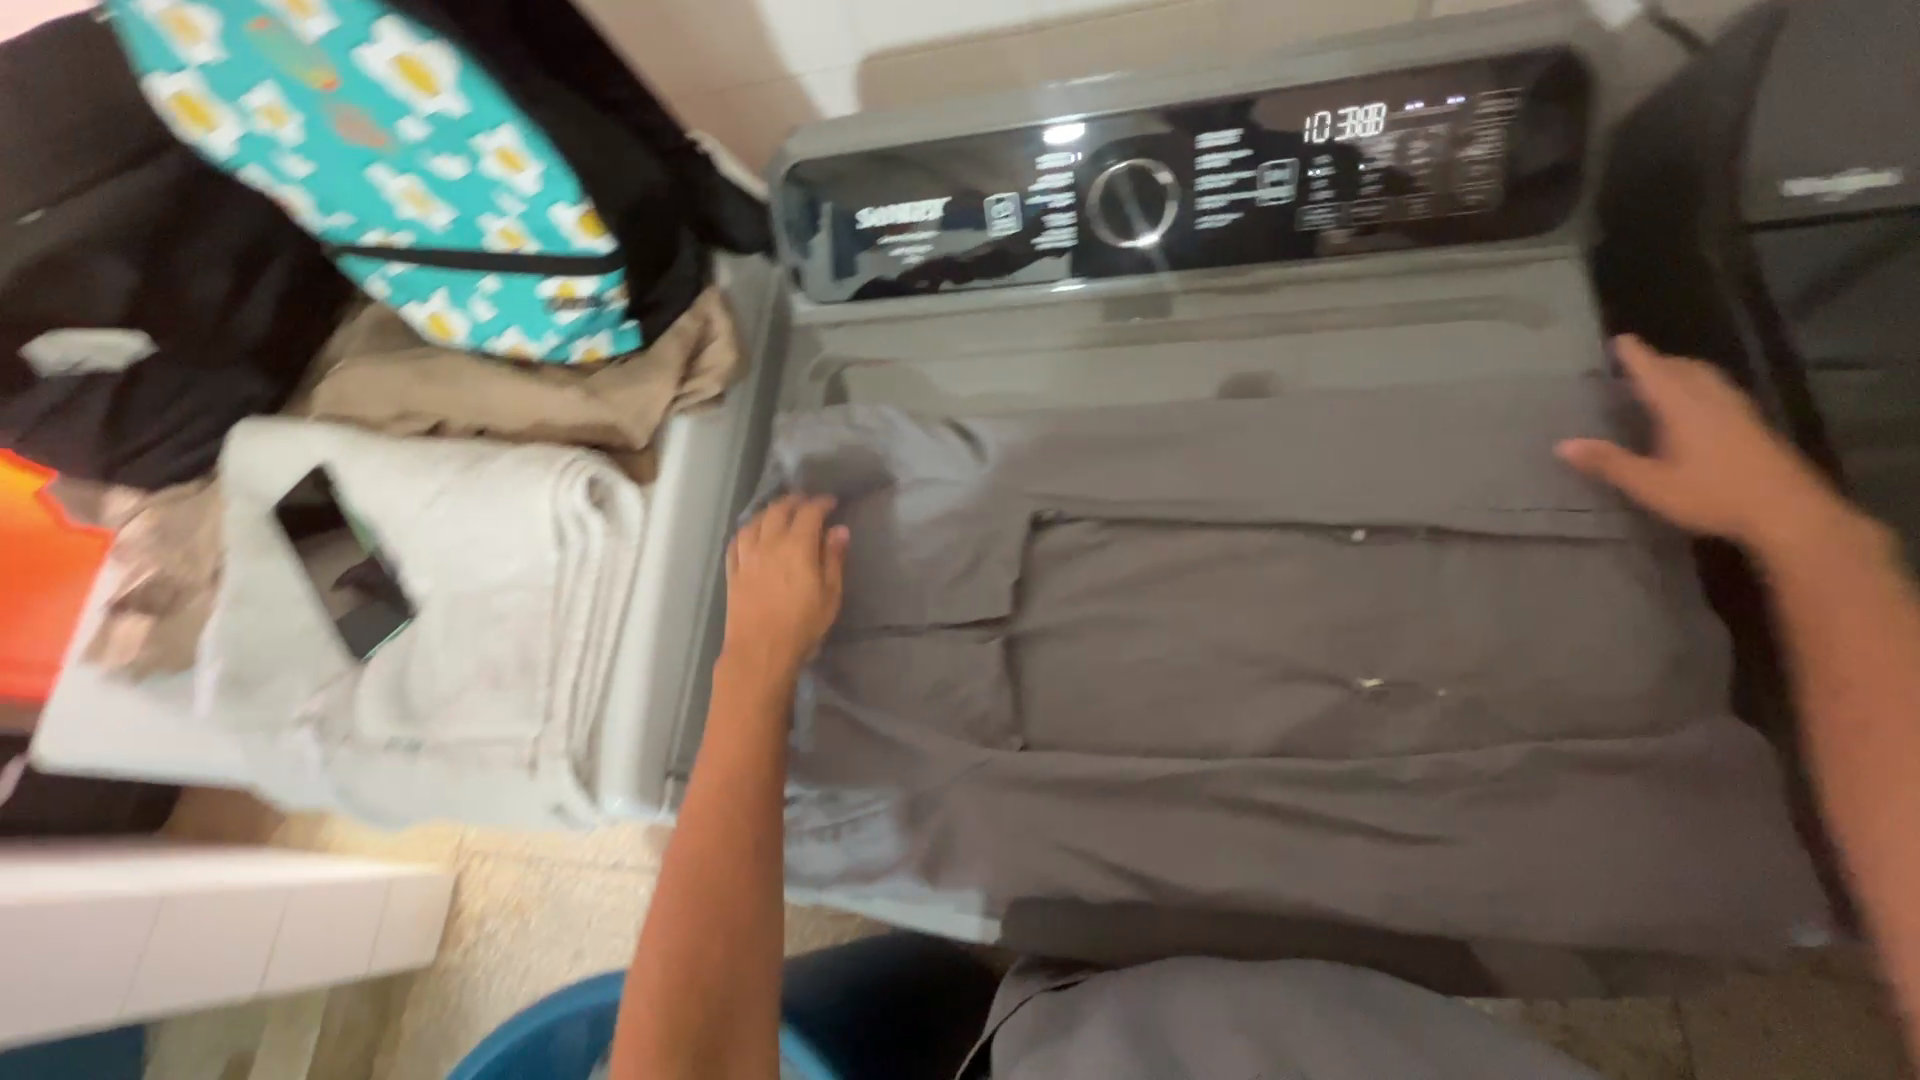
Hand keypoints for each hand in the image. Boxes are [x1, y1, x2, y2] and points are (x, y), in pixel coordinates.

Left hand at [721, 495, 849, 675]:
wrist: (760, 651)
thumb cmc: (802, 625)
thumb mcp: (830, 594)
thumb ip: (834, 559)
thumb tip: (839, 530)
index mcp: (797, 546)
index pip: (809, 512)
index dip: (821, 502)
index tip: (831, 502)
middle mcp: (769, 544)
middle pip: (778, 510)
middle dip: (794, 501)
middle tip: (806, 502)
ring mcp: (747, 557)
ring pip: (755, 522)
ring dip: (769, 512)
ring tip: (778, 513)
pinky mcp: (733, 572)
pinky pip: (737, 542)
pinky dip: (747, 530)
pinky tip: (751, 533)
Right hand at [1556, 335, 1857, 553]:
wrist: (1788, 512)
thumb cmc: (1712, 495)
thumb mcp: (1650, 484)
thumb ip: (1608, 463)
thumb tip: (1562, 445)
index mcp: (1684, 410)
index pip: (1656, 374)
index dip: (1637, 356)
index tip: (1621, 339)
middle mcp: (1713, 403)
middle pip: (1686, 370)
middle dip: (1661, 362)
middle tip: (1639, 361)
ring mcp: (1739, 414)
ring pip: (1708, 380)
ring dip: (1684, 372)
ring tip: (1665, 376)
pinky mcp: (1753, 428)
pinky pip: (1721, 393)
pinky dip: (1701, 387)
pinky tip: (1697, 406)